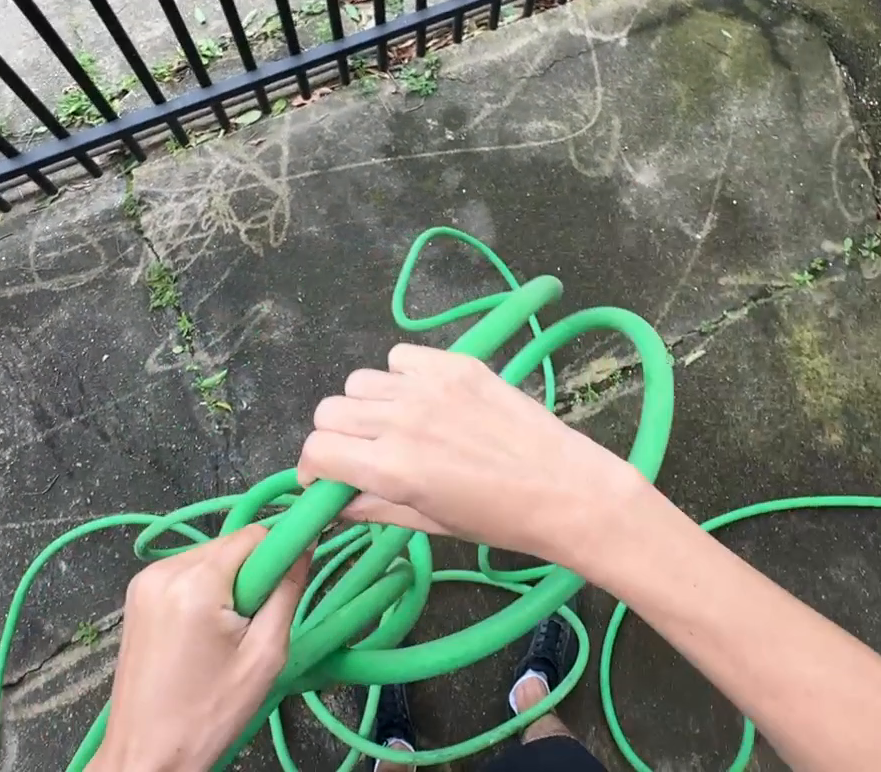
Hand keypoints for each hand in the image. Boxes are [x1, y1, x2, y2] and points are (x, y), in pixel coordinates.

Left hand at [89, 525, 306, 771]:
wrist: (144, 758)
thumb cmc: (209, 715)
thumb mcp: (265, 655)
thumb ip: (288, 590)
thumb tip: (306, 544)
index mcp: (195, 583)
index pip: (255, 535)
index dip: (278, 555)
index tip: (283, 590)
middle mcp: (164, 569)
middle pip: (232, 543)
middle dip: (252, 573)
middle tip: (252, 622)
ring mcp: (145, 579)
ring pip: (212, 555)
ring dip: (229, 581)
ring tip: (225, 632)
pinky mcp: (137, 592)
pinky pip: (189, 570)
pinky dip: (205, 588)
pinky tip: (203, 629)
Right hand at [298, 344, 647, 567]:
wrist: (566, 488)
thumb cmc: (499, 520)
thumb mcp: (429, 523)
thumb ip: (373, 508)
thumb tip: (335, 501)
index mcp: (392, 468)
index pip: (316, 450)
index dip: (314, 468)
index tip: (328, 477)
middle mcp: (400, 420)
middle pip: (328, 411)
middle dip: (335, 436)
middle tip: (362, 452)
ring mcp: (428, 386)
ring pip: (359, 381)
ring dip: (366, 405)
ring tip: (396, 423)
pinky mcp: (455, 363)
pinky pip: (400, 356)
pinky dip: (400, 375)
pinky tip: (425, 397)